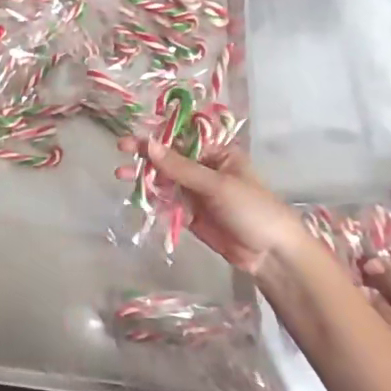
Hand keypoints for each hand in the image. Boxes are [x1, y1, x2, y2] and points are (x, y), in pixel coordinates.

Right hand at [118, 136, 309, 272]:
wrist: (269, 252)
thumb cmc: (252, 209)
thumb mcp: (217, 184)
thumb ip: (181, 168)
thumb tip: (150, 146)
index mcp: (218, 154)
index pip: (182, 140)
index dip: (157, 138)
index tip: (133, 138)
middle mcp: (205, 170)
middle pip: (169, 160)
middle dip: (146, 157)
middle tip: (120, 152)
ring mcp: (196, 194)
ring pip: (165, 182)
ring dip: (144, 178)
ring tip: (121, 176)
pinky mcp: (189, 215)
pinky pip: (167, 204)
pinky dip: (152, 201)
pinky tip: (136, 197)